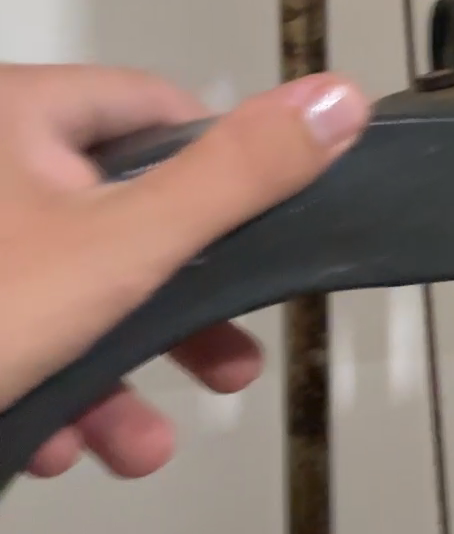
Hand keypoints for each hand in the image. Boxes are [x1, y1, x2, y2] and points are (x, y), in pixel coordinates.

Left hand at [0, 64, 370, 478]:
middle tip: (226, 360)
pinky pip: (3, 313)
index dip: (222, 168)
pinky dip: (42, 373)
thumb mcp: (125, 247)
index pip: (156, 108)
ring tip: (140, 436)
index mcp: (5, 117)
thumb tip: (340, 98)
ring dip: (119, 362)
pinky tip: (60, 436)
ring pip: (61, 279)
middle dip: (181, 303)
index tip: (249, 234)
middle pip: (119, 211)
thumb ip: (242, 172)